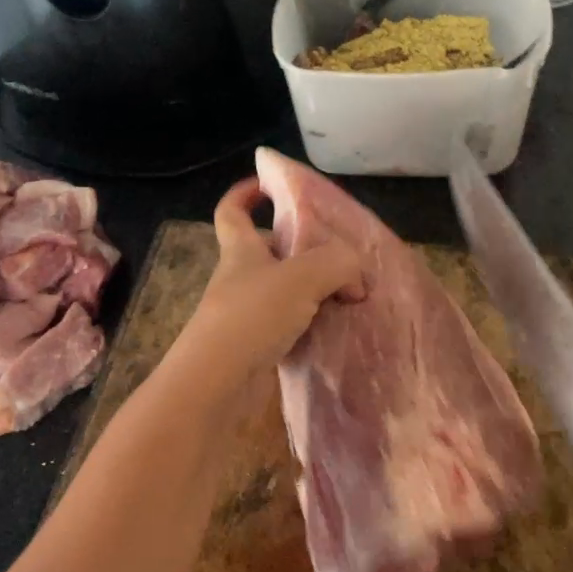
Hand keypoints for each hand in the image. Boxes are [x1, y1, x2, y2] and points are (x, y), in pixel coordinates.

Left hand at [167, 179, 363, 383]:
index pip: (232, 211)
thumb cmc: (251, 317)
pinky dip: (312, 327)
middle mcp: (240, 279)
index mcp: (241, 251)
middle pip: (269, 253)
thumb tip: (356, 281)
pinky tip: (338, 331)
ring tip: (351, 295)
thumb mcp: (303, 276)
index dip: (245, 193)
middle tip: (341, 254)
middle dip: (301, 249)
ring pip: (284, 292)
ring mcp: (245, 317)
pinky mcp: (255, 351)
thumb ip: (339, 264)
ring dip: (313, 291)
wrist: (216, 386)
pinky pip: (290, 328)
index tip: (268, 184)